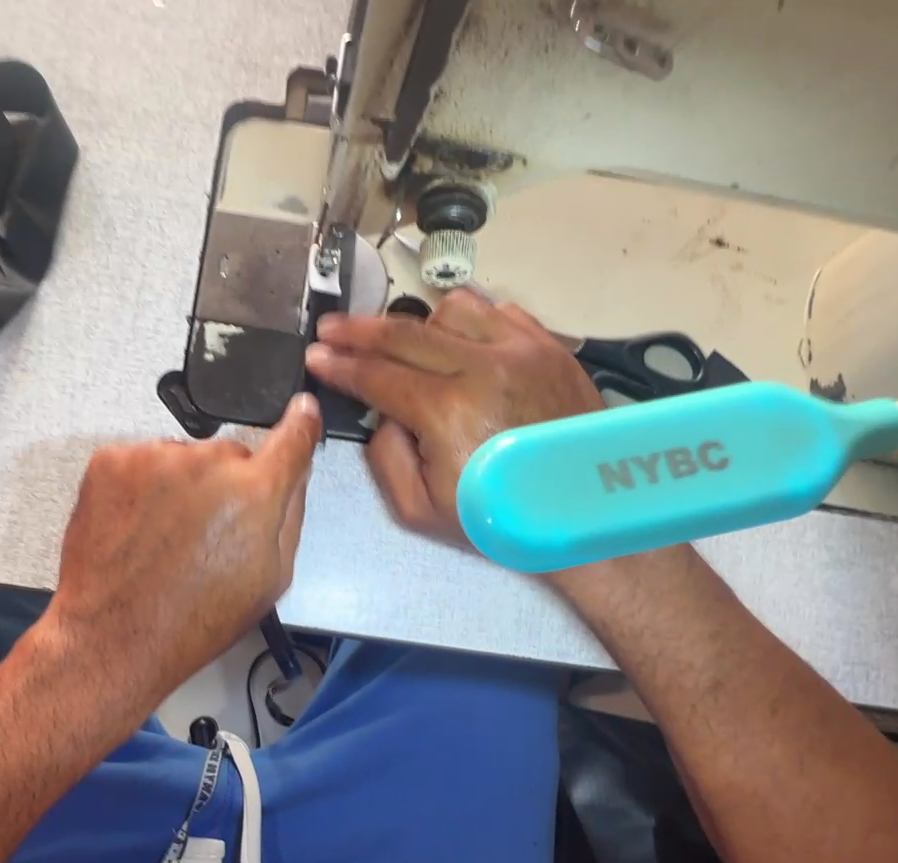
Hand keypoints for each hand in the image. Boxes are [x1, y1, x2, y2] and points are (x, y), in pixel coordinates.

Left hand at [44, 394, 322, 712]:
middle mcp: (207, 464)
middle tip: (205, 533)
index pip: (293, 437)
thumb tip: (295, 475)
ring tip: (164, 539)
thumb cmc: (192, 619)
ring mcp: (155, 458)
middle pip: (229, 456)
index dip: (300, 423)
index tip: (301, 411)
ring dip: (179, 486)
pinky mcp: (112, 461)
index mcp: (255, 493)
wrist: (116, 634)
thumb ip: (290, 515)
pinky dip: (141, 488)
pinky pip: (141, 462)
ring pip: (182, 460)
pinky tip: (139, 529)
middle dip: (224, 485)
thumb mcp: (271, 580)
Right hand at [304, 288, 603, 545]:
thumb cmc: (498, 520)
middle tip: (331, 329)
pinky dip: (469, 322)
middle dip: (358, 330)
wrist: (582, 515)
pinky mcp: (551, 346)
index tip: (314, 356)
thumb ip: (384, 456)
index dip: (340, 365)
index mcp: (448, 411)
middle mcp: (485, 366)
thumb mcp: (420, 510)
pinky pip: (498, 311)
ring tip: (406, 343)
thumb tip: (382, 411)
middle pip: (406, 331)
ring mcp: (523, 350)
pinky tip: (459, 344)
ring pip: (453, 308)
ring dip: (420, 322)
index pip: (378, 375)